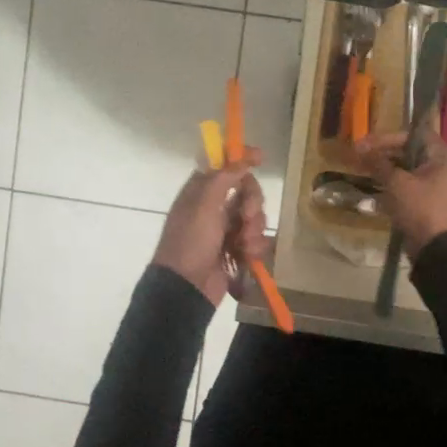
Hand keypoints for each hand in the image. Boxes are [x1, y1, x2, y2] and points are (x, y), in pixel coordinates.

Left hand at [151, 158, 266, 305]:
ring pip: (254, 215)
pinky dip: (254, 246)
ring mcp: (225, 228)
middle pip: (246, 190)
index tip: (261, 158)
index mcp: (201, 190)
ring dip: (254, 228)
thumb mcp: (204, 204)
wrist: (186, 288)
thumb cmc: (190, 241)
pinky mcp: (236, 249)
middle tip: (247, 216)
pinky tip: (247, 256)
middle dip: (252, 202)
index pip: (224, 165)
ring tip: (244, 244)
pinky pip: (255, 238)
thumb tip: (242, 158)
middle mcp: (213, 206)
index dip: (242, 159)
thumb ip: (224, 177)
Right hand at [351, 130, 446, 257]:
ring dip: (386, 168)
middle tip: (360, 156)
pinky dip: (392, 183)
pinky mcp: (429, 200)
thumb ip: (379, 163)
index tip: (366, 144)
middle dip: (384, 154)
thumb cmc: (421, 208)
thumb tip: (361, 149)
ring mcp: (437, 184)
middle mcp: (443, 165)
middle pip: (410, 151)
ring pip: (407, 169)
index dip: (388, 138)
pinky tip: (374, 184)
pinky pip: (408, 185)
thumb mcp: (397, 183)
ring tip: (362, 168)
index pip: (413, 135)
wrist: (437, 250)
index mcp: (443, 155)